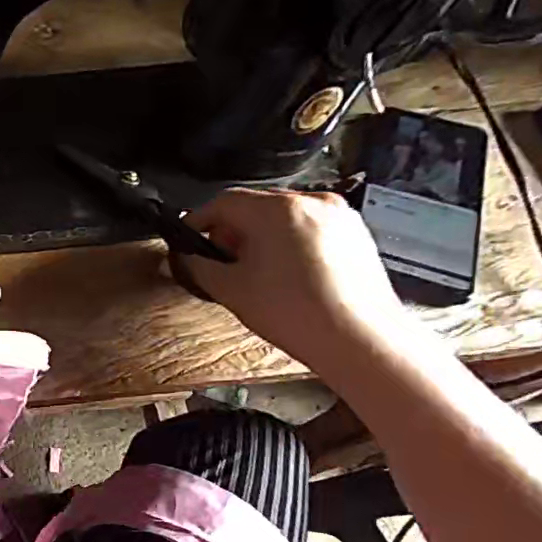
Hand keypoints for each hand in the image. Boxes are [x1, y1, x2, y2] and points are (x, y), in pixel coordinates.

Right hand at [176, 188, 412, 368]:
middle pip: (254, 207)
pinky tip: (283, 277)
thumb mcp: (231, 290)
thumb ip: (198, 268)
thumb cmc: (298, 314)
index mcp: (278, 211)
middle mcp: (312, 203)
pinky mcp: (355, 234)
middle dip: (231, 232)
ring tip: (252, 274)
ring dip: (259, 238)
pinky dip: (288, 244)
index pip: (224, 201)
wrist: (358, 339)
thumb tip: (182, 259)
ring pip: (282, 218)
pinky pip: (308, 228)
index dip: (198, 220)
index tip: (187, 238)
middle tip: (218, 262)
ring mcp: (338, 217)